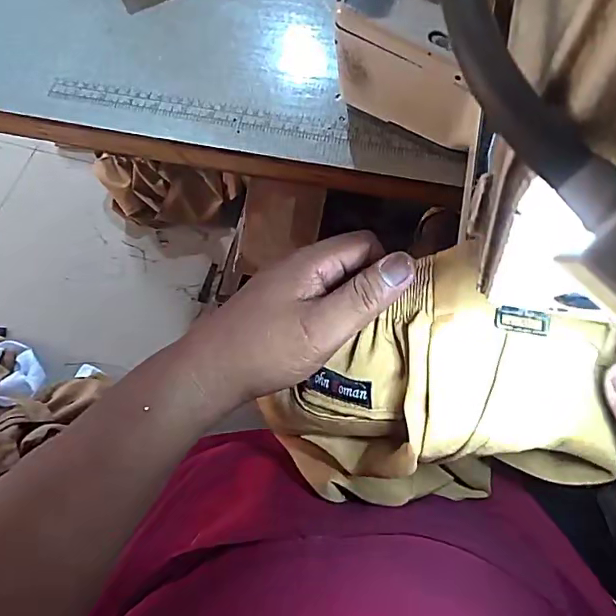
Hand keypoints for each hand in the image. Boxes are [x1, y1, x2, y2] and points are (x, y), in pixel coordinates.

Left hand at [177, 231, 415, 406]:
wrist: (207, 373)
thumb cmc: (268, 350)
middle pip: (352, 258)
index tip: (393, 302)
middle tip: (377, 322)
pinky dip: (333, 309)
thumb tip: (407, 262)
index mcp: (313, 261)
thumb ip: (365, 296)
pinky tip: (330, 336)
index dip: (387, 267)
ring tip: (358, 332)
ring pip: (337, 278)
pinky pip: (319, 293)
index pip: (367, 243)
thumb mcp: (323, 326)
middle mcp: (300, 263)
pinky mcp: (279, 301)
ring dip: (353, 299)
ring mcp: (287, 282)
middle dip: (372, 284)